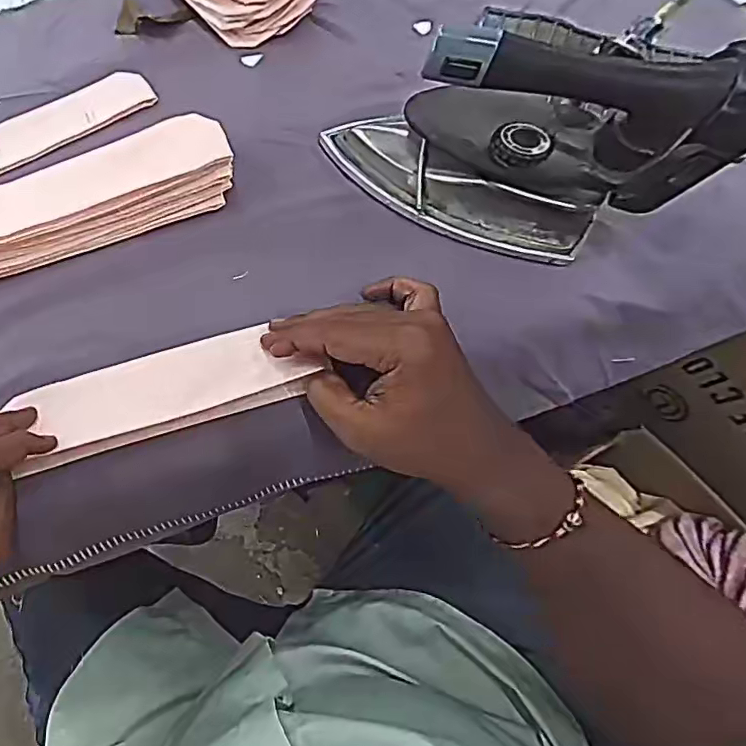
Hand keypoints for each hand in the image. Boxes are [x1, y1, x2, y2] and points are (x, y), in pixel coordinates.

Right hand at [261, 278, 562, 511]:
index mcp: (402, 345)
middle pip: (348, 318)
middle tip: (274, 338)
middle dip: (307, 328)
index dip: (297, 338)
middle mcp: (417, 323)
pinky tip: (368, 294)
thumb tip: (312, 368)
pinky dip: (387, 292)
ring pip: (369, 311)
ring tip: (299, 331)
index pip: (336, 333)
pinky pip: (411, 295)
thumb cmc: (421, 446)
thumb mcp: (360, 431)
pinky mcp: (437, 328)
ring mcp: (430, 321)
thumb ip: (327, 394)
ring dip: (333, 319)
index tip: (267, 344)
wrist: (477, 453)